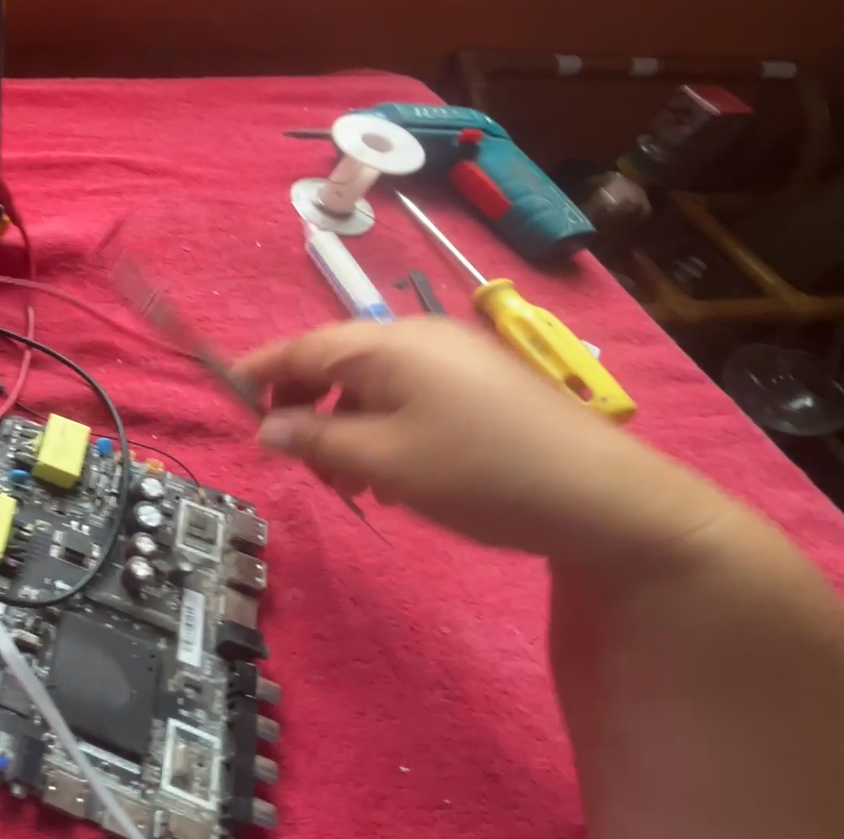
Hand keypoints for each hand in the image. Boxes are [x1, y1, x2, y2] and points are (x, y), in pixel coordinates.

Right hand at [235, 317, 726, 567]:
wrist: (616, 505)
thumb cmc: (481, 474)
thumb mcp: (382, 462)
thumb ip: (313, 440)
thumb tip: (266, 428)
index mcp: (387, 345)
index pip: (299, 348)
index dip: (257, 372)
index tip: (227, 398)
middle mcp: (416, 338)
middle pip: (331, 363)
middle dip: (303, 408)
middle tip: (299, 459)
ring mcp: (453, 357)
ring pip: (368, 383)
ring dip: (342, 425)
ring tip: (351, 480)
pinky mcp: (479, 383)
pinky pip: (405, 394)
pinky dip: (381, 425)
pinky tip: (394, 471)